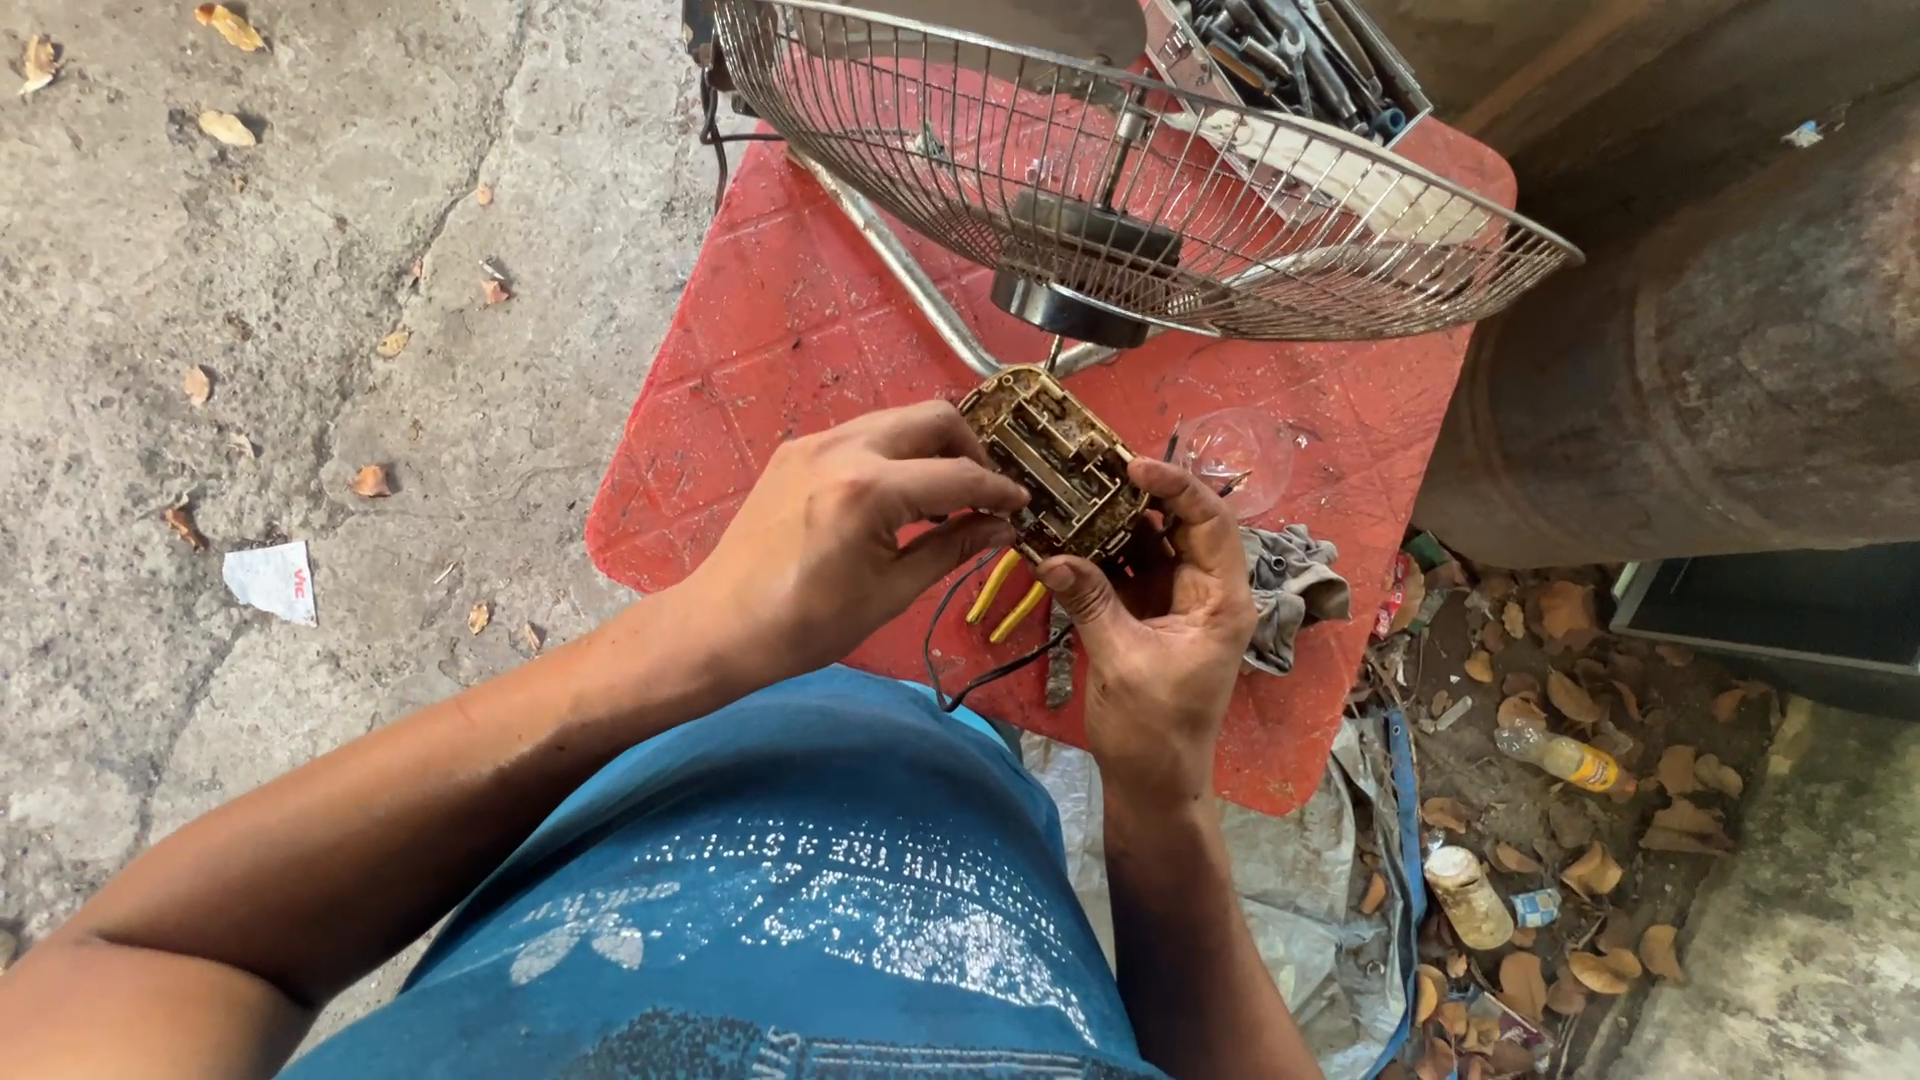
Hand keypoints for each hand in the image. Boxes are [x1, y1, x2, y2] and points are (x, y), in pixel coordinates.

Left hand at [671, 401, 1027, 688]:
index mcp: (868, 489)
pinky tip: (898, 495)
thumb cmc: (809, 625)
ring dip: (931, 447)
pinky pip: (863, 435)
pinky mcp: (795, 450)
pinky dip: (895, 453)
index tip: (1022, 504)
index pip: (957, 475)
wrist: (721, 626)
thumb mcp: (891, 592)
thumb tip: (1001, 528)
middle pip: (932, 417)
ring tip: (944, 496)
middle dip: (970, 448)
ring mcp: (813, 442)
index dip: (998, 490)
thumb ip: (951, 548)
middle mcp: (842, 447)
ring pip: (896, 419)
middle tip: (984, 492)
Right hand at [1038, 458, 1254, 809]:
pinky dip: (1100, 551)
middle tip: (1093, 468)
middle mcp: (1205, 590)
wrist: (1152, 781)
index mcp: (1221, 599)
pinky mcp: (1147, 612)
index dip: (1176, 488)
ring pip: (1150, 543)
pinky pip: (1126, 569)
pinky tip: (1068, 533)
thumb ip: (1089, 602)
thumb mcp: (1121, 661)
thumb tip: (1047, 554)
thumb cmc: (1153, 729)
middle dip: (1140, 495)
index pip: (1210, 523)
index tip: (1132, 466)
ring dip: (1114, 520)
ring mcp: (1175, 599)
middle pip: (1181, 524)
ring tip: (1074, 491)